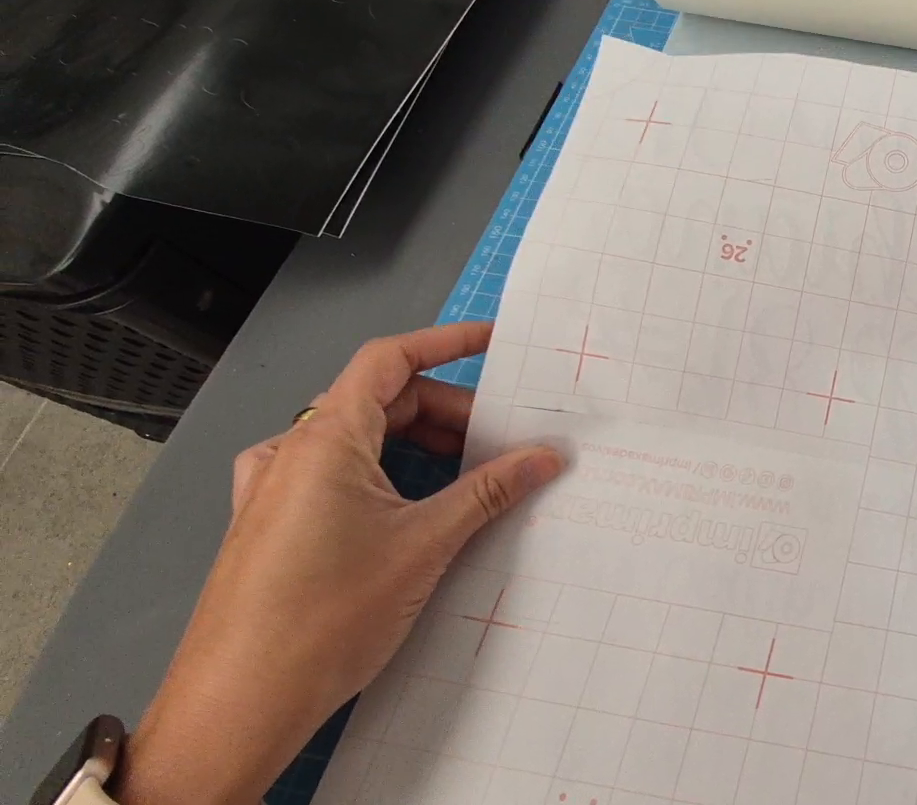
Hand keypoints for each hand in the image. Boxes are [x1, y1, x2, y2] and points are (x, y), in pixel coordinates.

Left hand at [118, 322, 563, 804]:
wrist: (233, 711)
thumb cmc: (324, 618)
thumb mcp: (426, 544)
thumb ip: (491, 490)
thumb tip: (547, 457)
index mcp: (323, 441)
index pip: (389, 360)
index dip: (446, 342)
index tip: (496, 341)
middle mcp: (292, 453)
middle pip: (385, 400)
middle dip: (451, 412)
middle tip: (503, 439)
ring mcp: (277, 490)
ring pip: (364, 438)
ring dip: (423, 444)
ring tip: (471, 475)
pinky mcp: (274, 523)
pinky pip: (341, 472)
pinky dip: (389, 471)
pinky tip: (416, 504)